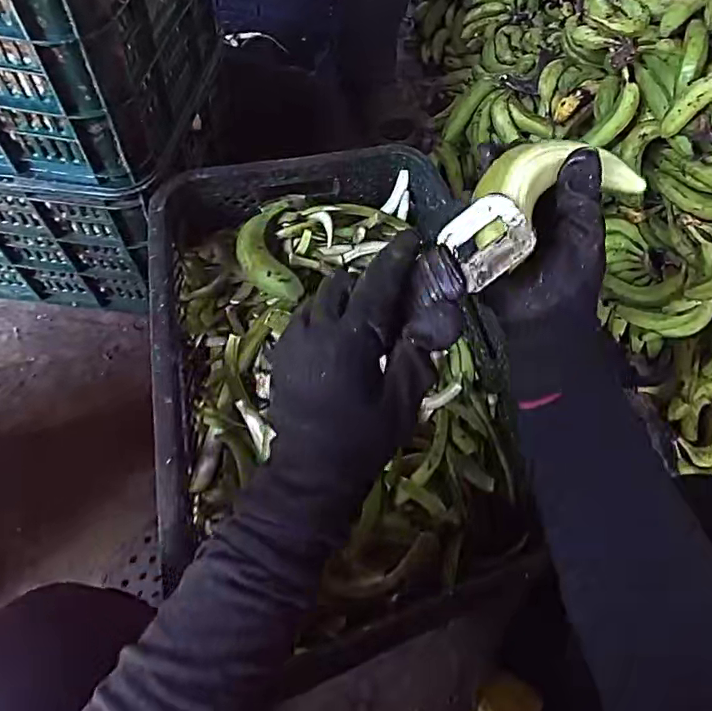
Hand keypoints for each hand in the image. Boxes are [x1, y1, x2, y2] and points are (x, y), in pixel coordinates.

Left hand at [265, 229, 463, 500]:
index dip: (396, 257)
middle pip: (344, 282)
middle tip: (392, 294)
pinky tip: (339, 337)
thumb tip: (431, 317)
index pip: (376, 284)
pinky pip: (305, 315)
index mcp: (350, 340)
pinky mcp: (280, 352)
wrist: (308, 475)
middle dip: (369, 279)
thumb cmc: (362, 440)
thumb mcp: (402, 402)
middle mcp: (316, 330)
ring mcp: (293, 339)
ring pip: (321, 297)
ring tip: (365, 317)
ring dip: (346, 297)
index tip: (412, 237)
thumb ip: (417, 354)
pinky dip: (325, 314)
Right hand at [481, 150, 611, 400]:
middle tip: (498, 145)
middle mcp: (532, 210)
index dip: (542, 153)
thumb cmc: (570, 280)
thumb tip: (585, 152)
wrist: (542, 322)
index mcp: (560, 206)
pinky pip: (476, 214)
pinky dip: (472, 199)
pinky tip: (470, 186)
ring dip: (488, 172)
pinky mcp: (485, 239)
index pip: (550, 170)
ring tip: (484, 155)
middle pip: (518, 175)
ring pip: (495, 190)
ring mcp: (506, 224)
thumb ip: (582, 197)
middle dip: (508, 158)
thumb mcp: (584, 234)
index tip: (533, 140)